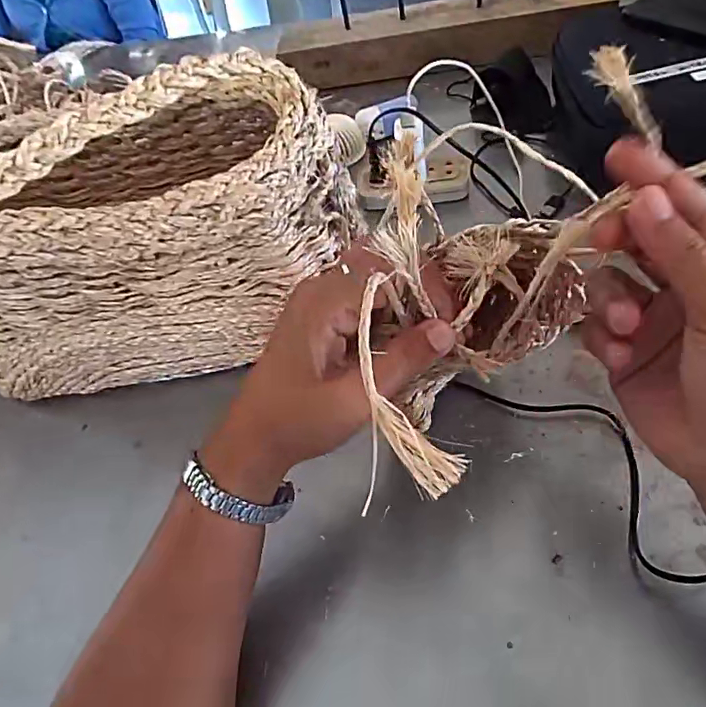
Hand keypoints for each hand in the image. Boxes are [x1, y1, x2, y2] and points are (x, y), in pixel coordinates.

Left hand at [200, 244, 456, 500]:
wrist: (254, 438)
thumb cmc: (299, 422)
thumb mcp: (357, 398)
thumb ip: (403, 360)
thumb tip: (448, 330)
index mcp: (324, 300)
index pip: (391, 271)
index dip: (429, 292)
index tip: (451, 326)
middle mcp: (321, 288)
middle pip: (386, 267)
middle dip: (423, 295)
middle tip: (447, 332)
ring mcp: (319, 299)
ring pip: (378, 282)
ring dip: (410, 306)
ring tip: (432, 339)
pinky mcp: (322, 316)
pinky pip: (365, 301)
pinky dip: (391, 317)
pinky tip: (406, 344)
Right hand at [581, 140, 705, 504]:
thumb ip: (684, 255)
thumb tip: (647, 198)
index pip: (688, 210)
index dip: (655, 179)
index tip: (619, 153)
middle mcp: (685, 287)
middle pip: (639, 240)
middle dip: (619, 235)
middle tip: (603, 238)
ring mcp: (651, 322)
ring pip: (609, 283)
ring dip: (611, 299)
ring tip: (628, 329)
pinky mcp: (624, 355)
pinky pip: (596, 328)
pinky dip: (602, 336)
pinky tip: (620, 356)